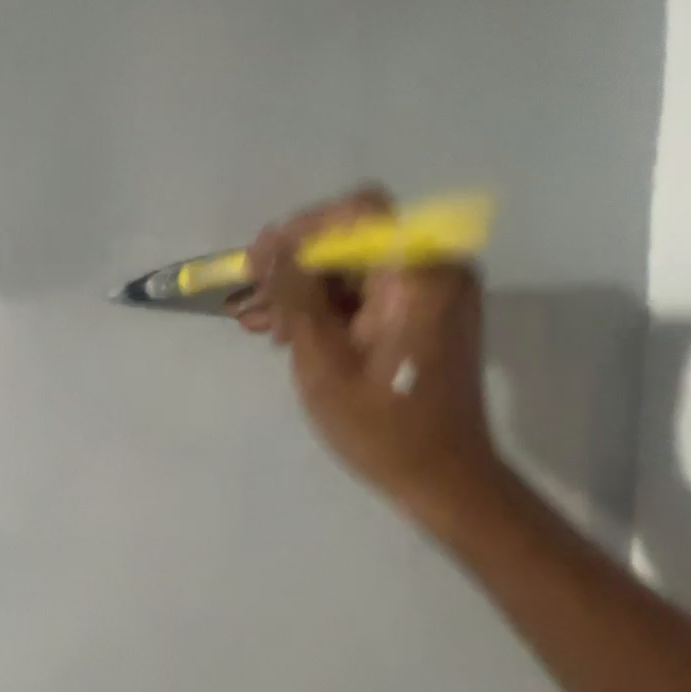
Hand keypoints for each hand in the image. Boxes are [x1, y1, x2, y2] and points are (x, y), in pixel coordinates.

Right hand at [227, 187, 511, 517]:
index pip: (357, 213)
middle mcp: (434, 269)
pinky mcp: (426, 317)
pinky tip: (286, 334)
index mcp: (417, 274)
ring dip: (304, 291)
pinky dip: (328, 310)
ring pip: (355, 270)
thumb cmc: (380, 425)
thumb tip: (267, 245)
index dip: (301, 229)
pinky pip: (369, 295)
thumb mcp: (322, 360)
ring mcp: (433, 294)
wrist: (443, 478)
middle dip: (295, 266)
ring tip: (256, 324)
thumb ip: (295, 294)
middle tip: (247, 300)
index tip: (258, 263)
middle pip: (353, 241)